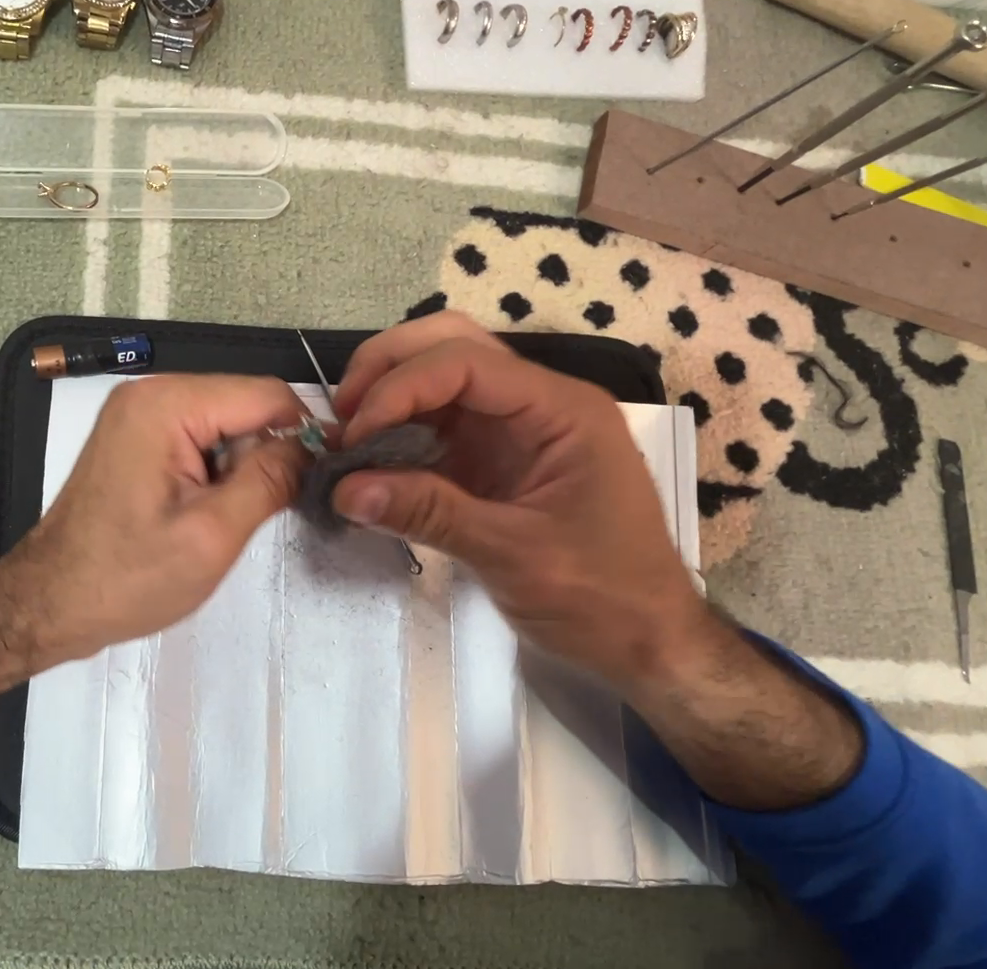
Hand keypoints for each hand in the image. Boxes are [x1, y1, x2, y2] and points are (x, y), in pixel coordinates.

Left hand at [0, 375, 311, 668]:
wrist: (50, 602)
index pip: (266, 393)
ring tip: (226, 517)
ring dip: (241, 465)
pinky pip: (198, 436)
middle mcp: (150, 393)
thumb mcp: (213, 534)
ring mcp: (138, 413)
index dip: (307, 431)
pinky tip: (206, 509)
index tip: (327, 477)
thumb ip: (271, 480)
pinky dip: (217, 468)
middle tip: (263, 511)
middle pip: (244, 403)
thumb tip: (313, 445)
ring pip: (225, 422)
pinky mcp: (136, 437)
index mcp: (166, 404)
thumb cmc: (126, 577)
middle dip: (268, 452)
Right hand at [328, 313, 713, 691]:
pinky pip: (435, 423)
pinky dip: (395, 432)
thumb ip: (429, 514)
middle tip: (341, 416)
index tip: (356, 438)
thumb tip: (343, 490)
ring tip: (346, 437)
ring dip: (385, 394)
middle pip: (451, 344)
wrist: (646, 642)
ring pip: (438, 375)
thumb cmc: (601, 598)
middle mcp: (536, 403)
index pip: (466, 363)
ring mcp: (513, 427)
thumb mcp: (514, 556)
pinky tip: (367, 459)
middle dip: (387, 368)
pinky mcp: (492, 456)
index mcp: (560, 410)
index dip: (400, 388)